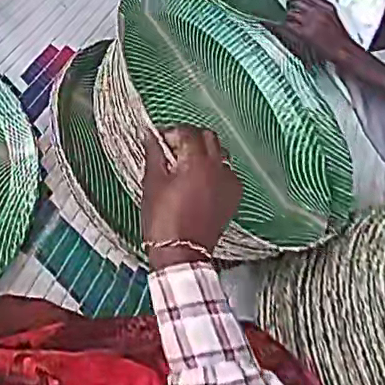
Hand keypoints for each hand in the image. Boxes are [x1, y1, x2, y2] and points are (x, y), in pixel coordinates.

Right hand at [140, 125, 241, 265]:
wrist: (181, 252)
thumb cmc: (163, 218)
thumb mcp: (152, 182)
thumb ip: (154, 153)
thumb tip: (151, 135)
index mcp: (197, 162)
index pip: (187, 132)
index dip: (171, 132)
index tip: (159, 140)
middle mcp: (218, 168)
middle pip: (209, 137)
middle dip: (190, 138)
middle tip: (173, 148)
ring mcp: (229, 183)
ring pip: (220, 154)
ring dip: (205, 152)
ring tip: (187, 164)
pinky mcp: (233, 197)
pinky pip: (227, 173)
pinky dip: (215, 170)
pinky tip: (201, 181)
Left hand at [274, 0, 361, 66]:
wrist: (344, 51)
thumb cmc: (339, 36)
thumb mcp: (333, 16)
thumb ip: (321, 7)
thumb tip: (307, 3)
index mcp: (326, 6)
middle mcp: (318, 12)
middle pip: (296, 2)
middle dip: (285, 2)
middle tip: (276, 2)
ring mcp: (310, 22)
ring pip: (290, 13)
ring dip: (281, 13)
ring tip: (272, 13)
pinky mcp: (304, 33)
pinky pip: (287, 25)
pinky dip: (278, 23)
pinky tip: (272, 22)